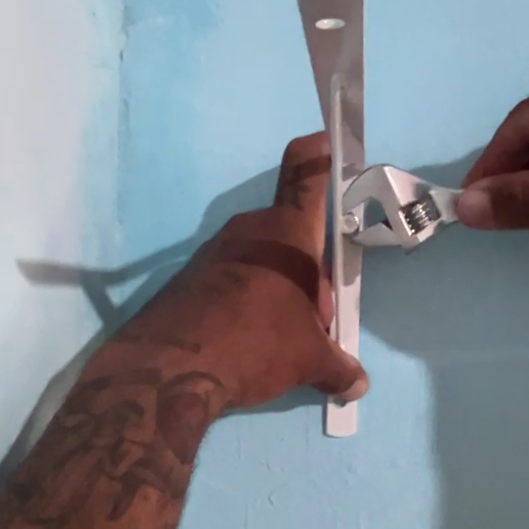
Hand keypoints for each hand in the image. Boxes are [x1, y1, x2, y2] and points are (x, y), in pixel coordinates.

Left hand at [103, 132, 367, 408]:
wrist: (170, 367)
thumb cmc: (255, 344)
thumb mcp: (308, 360)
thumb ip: (338, 367)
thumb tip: (357, 384)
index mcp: (288, 232)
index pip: (307, 171)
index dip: (321, 153)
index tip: (329, 144)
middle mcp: (249, 230)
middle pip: (292, 237)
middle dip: (311, 276)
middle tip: (316, 323)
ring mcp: (213, 252)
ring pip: (262, 262)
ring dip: (279, 293)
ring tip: (280, 341)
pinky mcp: (188, 278)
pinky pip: (232, 280)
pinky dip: (247, 303)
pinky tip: (246, 343)